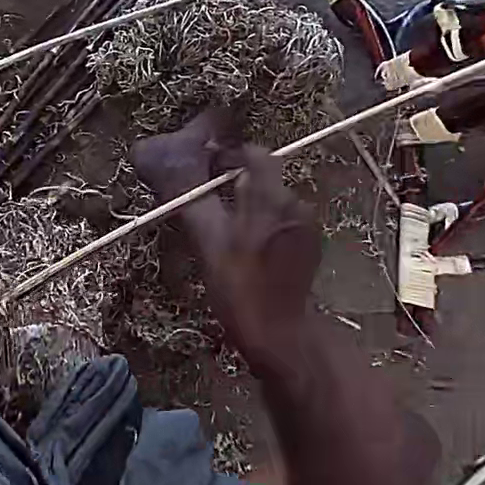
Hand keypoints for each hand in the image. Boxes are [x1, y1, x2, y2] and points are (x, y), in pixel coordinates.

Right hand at [134, 110, 323, 367]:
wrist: (279, 332)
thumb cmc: (236, 287)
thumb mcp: (205, 241)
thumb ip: (193, 199)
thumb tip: (173, 170)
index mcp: (270, 198)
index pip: (252, 153)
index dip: (225, 156)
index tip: (203, 172)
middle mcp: (294, 202)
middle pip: (262, 172)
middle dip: (234, 179)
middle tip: (208, 200)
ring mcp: (307, 222)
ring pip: (271, 194)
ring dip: (248, 199)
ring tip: (225, 225)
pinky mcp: (312, 240)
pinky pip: (282, 214)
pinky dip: (263, 218)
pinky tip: (247, 243)